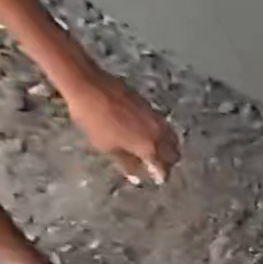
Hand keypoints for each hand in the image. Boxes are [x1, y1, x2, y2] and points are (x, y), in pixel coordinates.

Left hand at [62, 69, 179, 184]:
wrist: (87, 84)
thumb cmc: (93, 118)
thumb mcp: (106, 146)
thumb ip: (126, 164)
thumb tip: (136, 178)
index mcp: (149, 149)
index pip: (164, 169)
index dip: (161, 176)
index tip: (157, 178)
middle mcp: (159, 136)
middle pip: (174, 155)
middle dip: (169, 162)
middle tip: (159, 165)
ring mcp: (157, 120)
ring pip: (173, 140)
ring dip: (168, 147)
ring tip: (157, 149)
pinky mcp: (151, 108)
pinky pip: (165, 126)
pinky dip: (162, 134)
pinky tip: (150, 133)